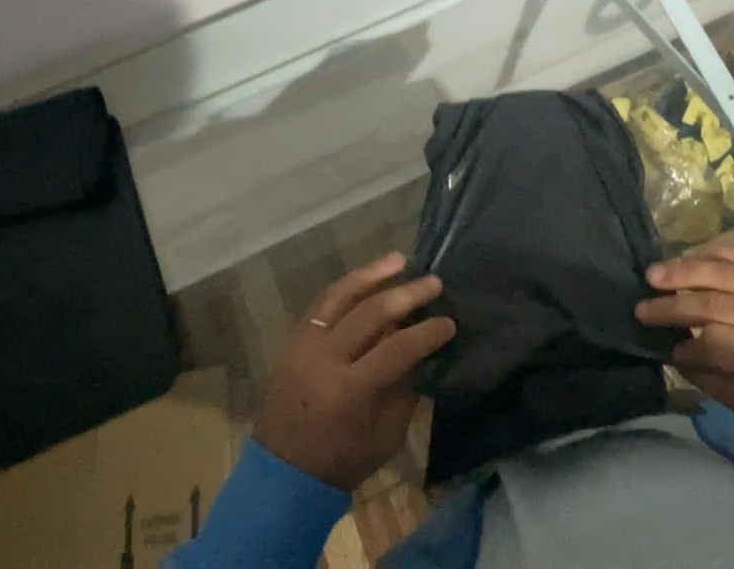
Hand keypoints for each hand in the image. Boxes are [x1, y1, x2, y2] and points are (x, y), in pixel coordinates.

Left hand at [253, 252, 455, 489]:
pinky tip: (368, 276)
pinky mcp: (293, 340)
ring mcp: (304, 346)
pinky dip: (347, 287)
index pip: (397, 349)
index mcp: (350, 390)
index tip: (450, 323)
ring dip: (373, 275)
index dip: (427, 333)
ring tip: (399, 260)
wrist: (283, 473)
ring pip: (340, 296)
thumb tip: (422, 349)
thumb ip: (405, 387)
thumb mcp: (387, 433)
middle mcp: (325, 360)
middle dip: (407, 294)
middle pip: (370, 313)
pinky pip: (323, 303)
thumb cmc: (343, 459)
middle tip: (434, 283)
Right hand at [636, 247, 733, 427]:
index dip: (687, 344)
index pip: (719, 340)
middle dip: (673, 304)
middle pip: (717, 302)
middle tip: (642, 308)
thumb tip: (675, 352)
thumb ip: (712, 379)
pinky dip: (711, 253)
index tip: (668, 350)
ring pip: (726, 272)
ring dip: (685, 270)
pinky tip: (686, 259)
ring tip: (653, 275)